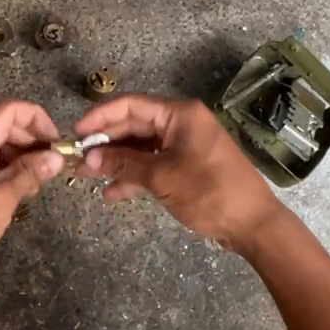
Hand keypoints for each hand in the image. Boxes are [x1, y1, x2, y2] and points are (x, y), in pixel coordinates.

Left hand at [0, 100, 64, 272]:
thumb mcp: (4, 198)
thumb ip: (31, 171)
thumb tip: (56, 158)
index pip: (11, 109)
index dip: (38, 120)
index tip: (55, 144)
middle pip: (0, 124)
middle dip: (28, 141)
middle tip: (47, 168)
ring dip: (13, 155)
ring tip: (30, 184)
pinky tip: (8, 188)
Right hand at [75, 94, 287, 255]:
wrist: (253, 224)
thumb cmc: (209, 192)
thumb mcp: (161, 177)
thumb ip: (123, 164)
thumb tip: (88, 159)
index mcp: (180, 114)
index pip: (131, 105)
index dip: (100, 117)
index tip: (76, 132)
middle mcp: (182, 123)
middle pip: (134, 125)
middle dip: (106, 142)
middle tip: (78, 158)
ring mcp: (185, 145)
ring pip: (141, 146)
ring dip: (116, 161)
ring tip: (88, 176)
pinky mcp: (187, 165)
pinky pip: (153, 163)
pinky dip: (134, 175)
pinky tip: (112, 193)